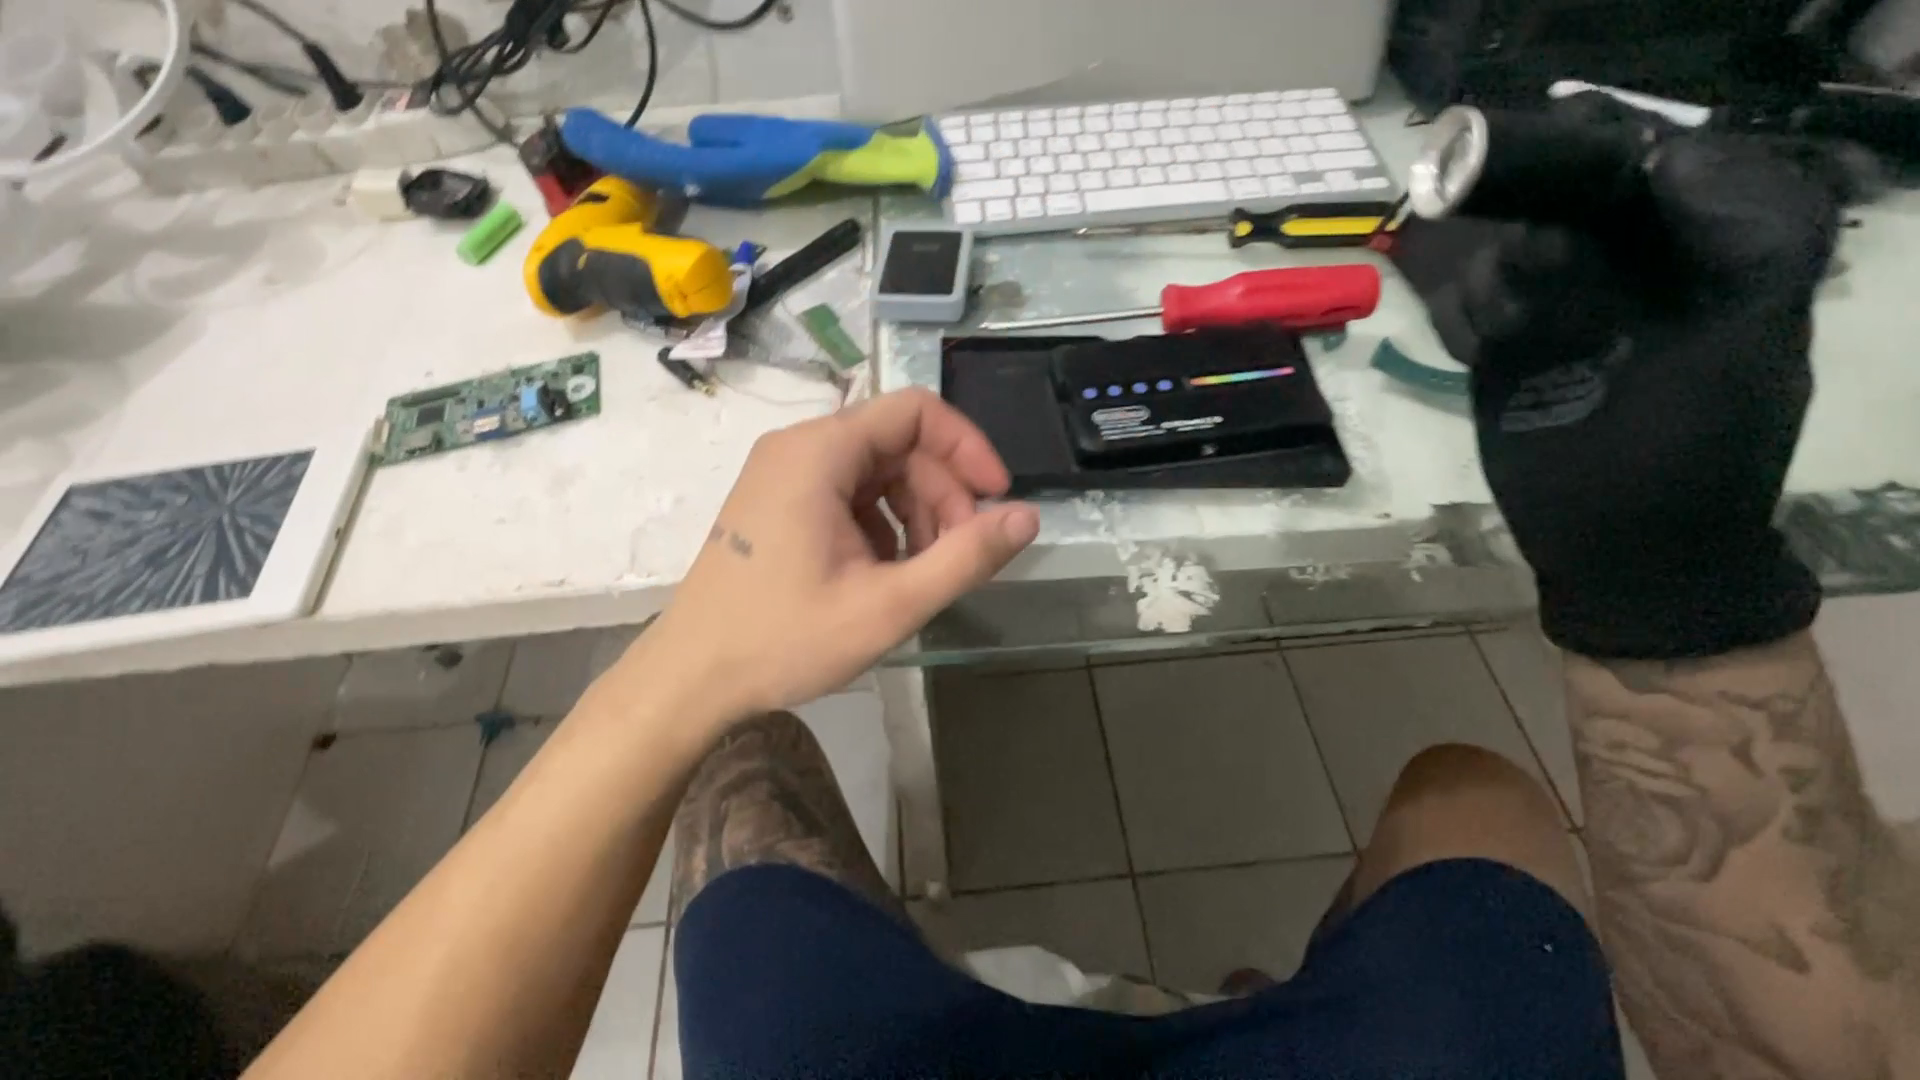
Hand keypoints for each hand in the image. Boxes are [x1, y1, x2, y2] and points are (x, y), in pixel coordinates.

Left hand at [637, 388, 1038, 720]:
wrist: (691, 678)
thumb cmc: (784, 639)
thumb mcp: (889, 604)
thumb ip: (966, 557)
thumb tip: (1027, 517)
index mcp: (819, 452)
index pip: (915, 411)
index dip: (967, 447)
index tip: (997, 497)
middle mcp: (798, 448)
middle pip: (897, 444)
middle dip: (942, 494)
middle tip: (961, 554)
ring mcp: (782, 476)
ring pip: (875, 472)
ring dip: (915, 514)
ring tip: (924, 572)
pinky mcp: (777, 504)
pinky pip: (848, 495)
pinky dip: (881, 526)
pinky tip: (885, 574)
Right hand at [1430, 136, 1839, 658]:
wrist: (1622, 555)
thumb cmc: (1691, 462)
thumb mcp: (1741, 352)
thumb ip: (1727, 253)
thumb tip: (1656, 170)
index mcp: (1711, 269)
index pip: (1671, 178)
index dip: (1626, 160)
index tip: (1575, 159)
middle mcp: (1631, 284)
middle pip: (1577, 210)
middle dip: (1544, 221)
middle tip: (1526, 260)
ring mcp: (1561, 322)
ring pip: (1513, 259)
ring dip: (1496, 277)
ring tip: (1504, 322)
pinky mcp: (1506, 359)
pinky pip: (1474, 311)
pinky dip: (1465, 314)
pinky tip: (1478, 340)